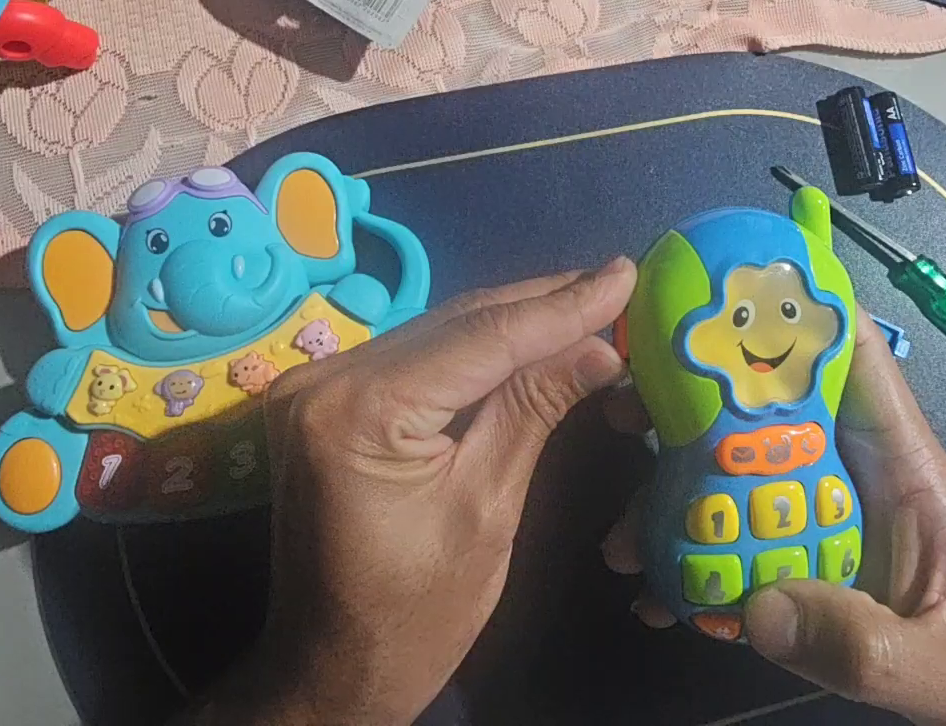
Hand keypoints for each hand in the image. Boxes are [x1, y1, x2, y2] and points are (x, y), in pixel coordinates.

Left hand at [204, 259, 636, 725]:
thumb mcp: (488, 508)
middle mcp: (328, 377)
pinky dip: (479, 343)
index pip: (482, 340)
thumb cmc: (415, 615)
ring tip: (587, 298)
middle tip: (614, 280)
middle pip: (459, 322)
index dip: (561, 307)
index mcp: (360, 411)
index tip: (624, 275)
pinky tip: (529, 329)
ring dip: (517, 316)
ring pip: (441, 329)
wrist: (329, 669)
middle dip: (543, 302)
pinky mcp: (331, 392)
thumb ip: (535, 409)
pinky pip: (421, 352)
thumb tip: (602, 348)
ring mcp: (321, 381)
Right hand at [602, 307, 945, 725]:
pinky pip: (739, 537)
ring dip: (675, 493)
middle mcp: (850, 468)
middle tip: (628, 415)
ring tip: (625, 540)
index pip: (853, 355)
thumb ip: (865, 644)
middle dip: (690, 402)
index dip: (794, 307)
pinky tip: (659, 595)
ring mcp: (822, 512)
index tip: (718, 294)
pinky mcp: (806, 556)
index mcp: (899, 460)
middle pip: (765, 407)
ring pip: (738, 472)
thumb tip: (757, 608)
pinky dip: (696, 557)